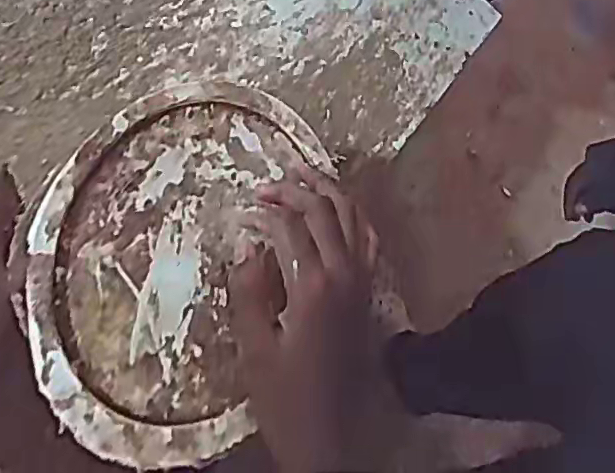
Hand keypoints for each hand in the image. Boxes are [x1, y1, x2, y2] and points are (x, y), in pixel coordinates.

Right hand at [229, 172, 404, 472]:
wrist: (330, 440)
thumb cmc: (285, 398)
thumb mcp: (254, 348)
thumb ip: (248, 290)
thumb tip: (246, 241)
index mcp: (314, 284)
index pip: (292, 224)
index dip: (270, 207)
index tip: (248, 203)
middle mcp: (345, 273)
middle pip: (325, 209)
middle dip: (297, 188)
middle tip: (270, 182)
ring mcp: (361, 280)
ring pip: (352, 215)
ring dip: (328, 190)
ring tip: (304, 175)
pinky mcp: (368, 290)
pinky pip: (367, 237)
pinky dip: (352, 214)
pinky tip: (338, 209)